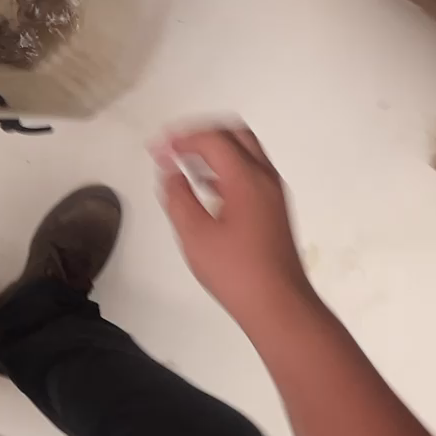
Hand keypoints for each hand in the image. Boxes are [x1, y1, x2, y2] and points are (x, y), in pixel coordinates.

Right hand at [151, 125, 315, 324]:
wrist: (276, 301)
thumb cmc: (237, 272)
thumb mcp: (194, 235)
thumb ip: (178, 198)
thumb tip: (171, 176)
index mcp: (246, 180)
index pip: (213, 140)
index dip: (181, 139)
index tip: (158, 148)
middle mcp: (265, 179)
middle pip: (234, 134)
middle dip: (200, 134)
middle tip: (172, 146)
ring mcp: (272, 192)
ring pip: (245, 151)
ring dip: (213, 149)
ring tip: (182, 161)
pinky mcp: (272, 207)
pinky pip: (249, 171)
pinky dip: (224, 166)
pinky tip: (204, 184)